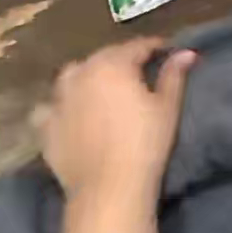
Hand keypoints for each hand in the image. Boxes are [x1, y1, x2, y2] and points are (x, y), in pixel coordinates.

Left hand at [34, 37, 197, 208]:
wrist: (108, 186)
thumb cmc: (146, 141)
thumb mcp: (167, 106)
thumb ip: (173, 75)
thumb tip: (186, 52)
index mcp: (113, 65)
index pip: (136, 46)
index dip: (154, 46)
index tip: (168, 50)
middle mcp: (81, 74)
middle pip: (104, 56)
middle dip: (123, 57)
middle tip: (142, 68)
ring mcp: (58, 99)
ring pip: (72, 74)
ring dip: (90, 73)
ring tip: (104, 85)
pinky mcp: (45, 125)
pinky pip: (50, 105)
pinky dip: (62, 103)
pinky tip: (72, 111)